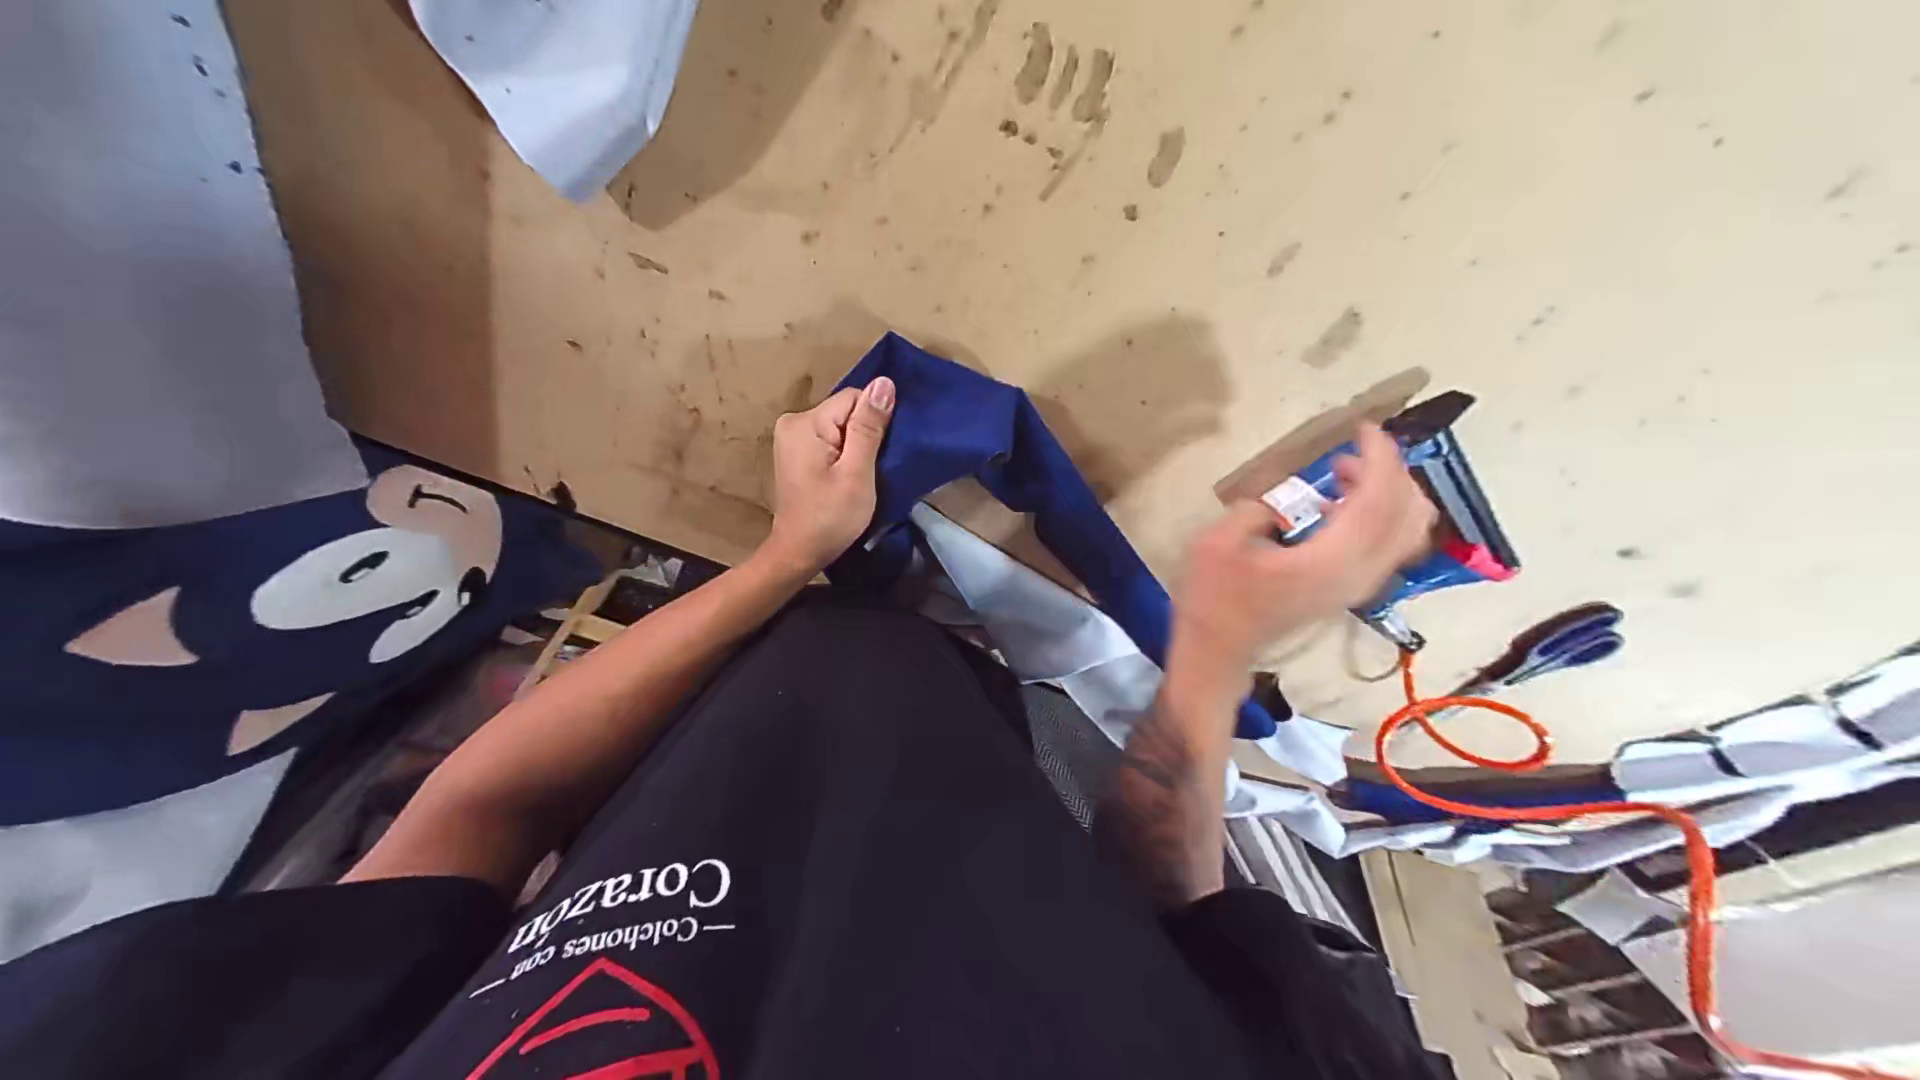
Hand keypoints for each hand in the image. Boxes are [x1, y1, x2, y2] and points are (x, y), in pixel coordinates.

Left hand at [762, 377, 895, 573]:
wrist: (799, 553)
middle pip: (847, 410)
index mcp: (805, 423)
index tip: (875, 457)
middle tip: (866, 471)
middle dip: (864, 435)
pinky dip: (844, 454)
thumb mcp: (857, 473)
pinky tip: (844, 477)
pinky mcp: (796, 450)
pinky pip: (831, 438)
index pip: (855, 399)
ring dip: (856, 446)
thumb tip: (885, 382)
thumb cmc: (830, 518)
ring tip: (856, 476)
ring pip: (841, 425)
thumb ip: (869, 427)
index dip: (873, 424)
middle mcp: (793, 421)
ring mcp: (792, 436)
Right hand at [1175, 422, 1435, 668]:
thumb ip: (1255, 509)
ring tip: (1347, 474)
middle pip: (1407, 514)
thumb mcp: (1217, 541)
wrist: (1217, 648)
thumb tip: (1279, 502)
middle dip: (1391, 472)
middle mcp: (1357, 574)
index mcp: (1329, 561)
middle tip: (1354, 450)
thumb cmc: (1212, 596)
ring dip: (1389, 493)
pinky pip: (1389, 546)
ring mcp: (1358, 585)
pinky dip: (1382, 516)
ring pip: (1406, 532)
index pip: (1377, 501)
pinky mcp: (1349, 589)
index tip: (1364, 428)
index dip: (1378, 459)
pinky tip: (1341, 505)